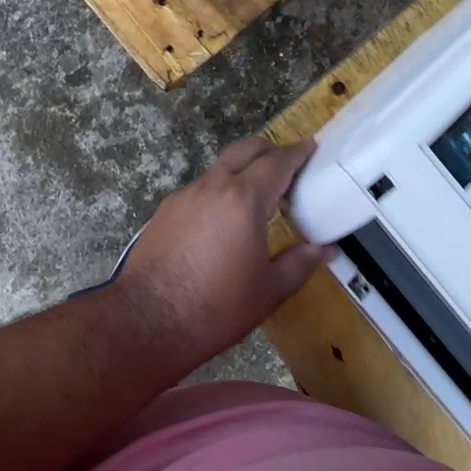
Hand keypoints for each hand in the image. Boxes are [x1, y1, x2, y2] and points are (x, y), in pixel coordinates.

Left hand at [114, 137, 332, 366]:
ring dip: (241, 172)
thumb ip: (300, 264)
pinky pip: (199, 190)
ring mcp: (185, 196)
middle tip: (286, 164)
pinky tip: (220, 222)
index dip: (298, 153)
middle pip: (245, 150)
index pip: (277, 162)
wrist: (146, 323)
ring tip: (254, 198)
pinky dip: (217, 193)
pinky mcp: (165, 211)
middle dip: (269, 150)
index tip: (311, 147)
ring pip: (219, 169)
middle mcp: (214, 186)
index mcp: (244, 199)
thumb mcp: (268, 291)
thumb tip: (325, 249)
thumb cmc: (216, 307)